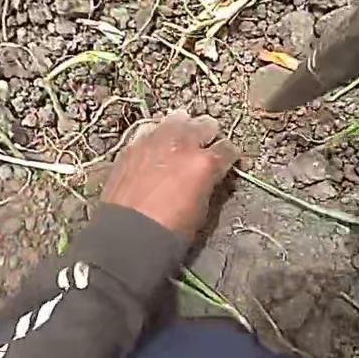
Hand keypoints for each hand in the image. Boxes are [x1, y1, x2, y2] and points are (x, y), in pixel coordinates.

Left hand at [101, 110, 238, 240]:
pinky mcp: (132, 148)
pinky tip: (157, 144)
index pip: (227, 149)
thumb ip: (209, 186)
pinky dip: (157, 136)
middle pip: (202, 126)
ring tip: (182, 133)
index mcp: (204, 163)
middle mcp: (181, 146)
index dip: (230, 155)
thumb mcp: (202, 211)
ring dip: (182, 127)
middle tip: (207, 141)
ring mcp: (154, 143)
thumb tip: (210, 178)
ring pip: (175, 122)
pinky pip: (150, 132)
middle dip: (208, 133)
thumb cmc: (170, 232)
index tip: (228, 159)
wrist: (129, 236)